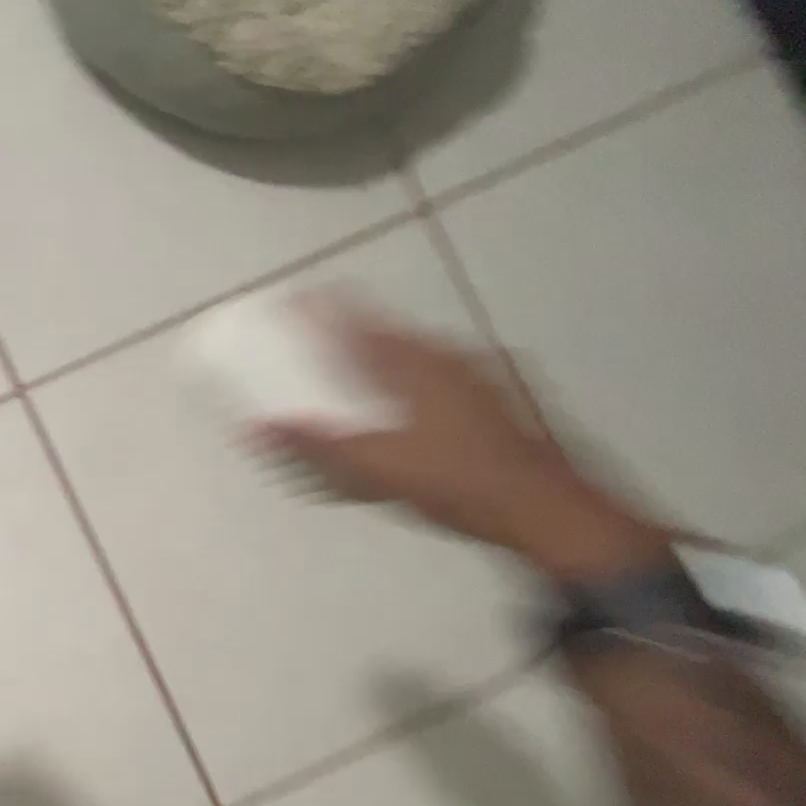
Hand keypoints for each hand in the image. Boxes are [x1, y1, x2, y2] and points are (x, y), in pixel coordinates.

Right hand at [253, 300, 668, 581]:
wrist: (547, 512)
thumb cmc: (455, 481)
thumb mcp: (374, 466)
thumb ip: (314, 445)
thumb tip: (258, 427)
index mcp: (417, 366)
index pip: (359, 326)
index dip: (327, 310)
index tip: (301, 294)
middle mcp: (450, 362)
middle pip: (388, 342)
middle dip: (353, 343)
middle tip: (326, 342)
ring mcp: (481, 382)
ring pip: (416, 366)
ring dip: (382, 370)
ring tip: (361, 383)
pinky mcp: (499, 407)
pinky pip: (439, 389)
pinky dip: (410, 396)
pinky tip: (405, 423)